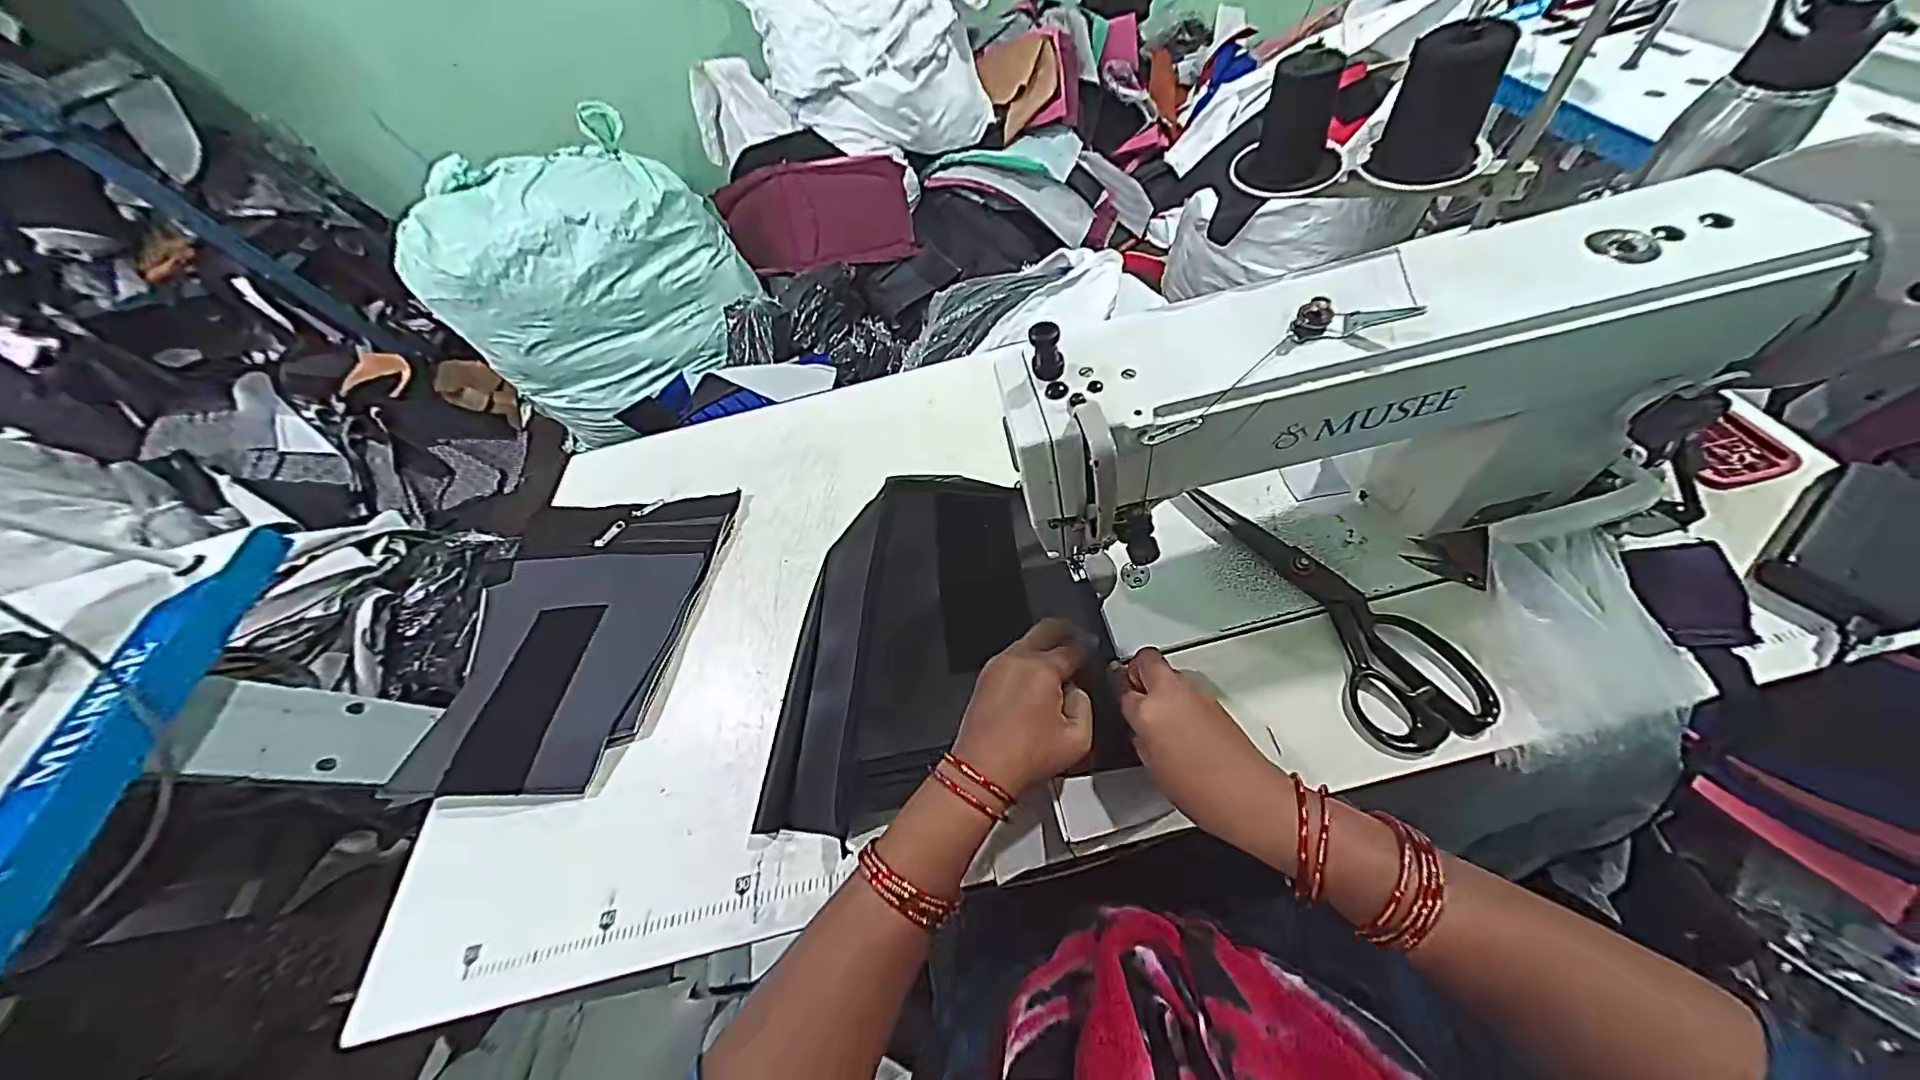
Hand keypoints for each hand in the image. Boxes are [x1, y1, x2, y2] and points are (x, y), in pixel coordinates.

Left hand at [950, 619, 1094, 796]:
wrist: (982, 770)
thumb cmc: (1022, 757)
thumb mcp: (1078, 739)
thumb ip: (1085, 704)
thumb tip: (1077, 691)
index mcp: (1043, 669)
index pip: (1074, 647)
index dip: (1089, 647)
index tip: (1092, 650)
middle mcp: (1017, 660)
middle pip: (1047, 628)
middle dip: (1067, 630)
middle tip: (1078, 638)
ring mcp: (998, 665)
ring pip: (1027, 639)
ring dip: (1045, 644)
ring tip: (1059, 663)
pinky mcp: (986, 677)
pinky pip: (1012, 655)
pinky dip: (1028, 658)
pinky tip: (1036, 679)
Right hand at [1118, 647, 1284, 850]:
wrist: (1248, 797)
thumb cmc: (1203, 790)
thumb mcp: (1153, 767)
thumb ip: (1140, 738)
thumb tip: (1139, 729)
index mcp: (1149, 709)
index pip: (1123, 687)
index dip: (1120, 695)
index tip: (1120, 700)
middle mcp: (1173, 692)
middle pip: (1147, 660)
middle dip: (1137, 671)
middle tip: (1135, 692)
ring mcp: (1197, 694)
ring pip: (1170, 673)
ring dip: (1162, 686)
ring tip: (1161, 717)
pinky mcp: (1215, 702)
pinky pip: (1189, 691)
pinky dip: (1182, 701)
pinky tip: (1183, 728)